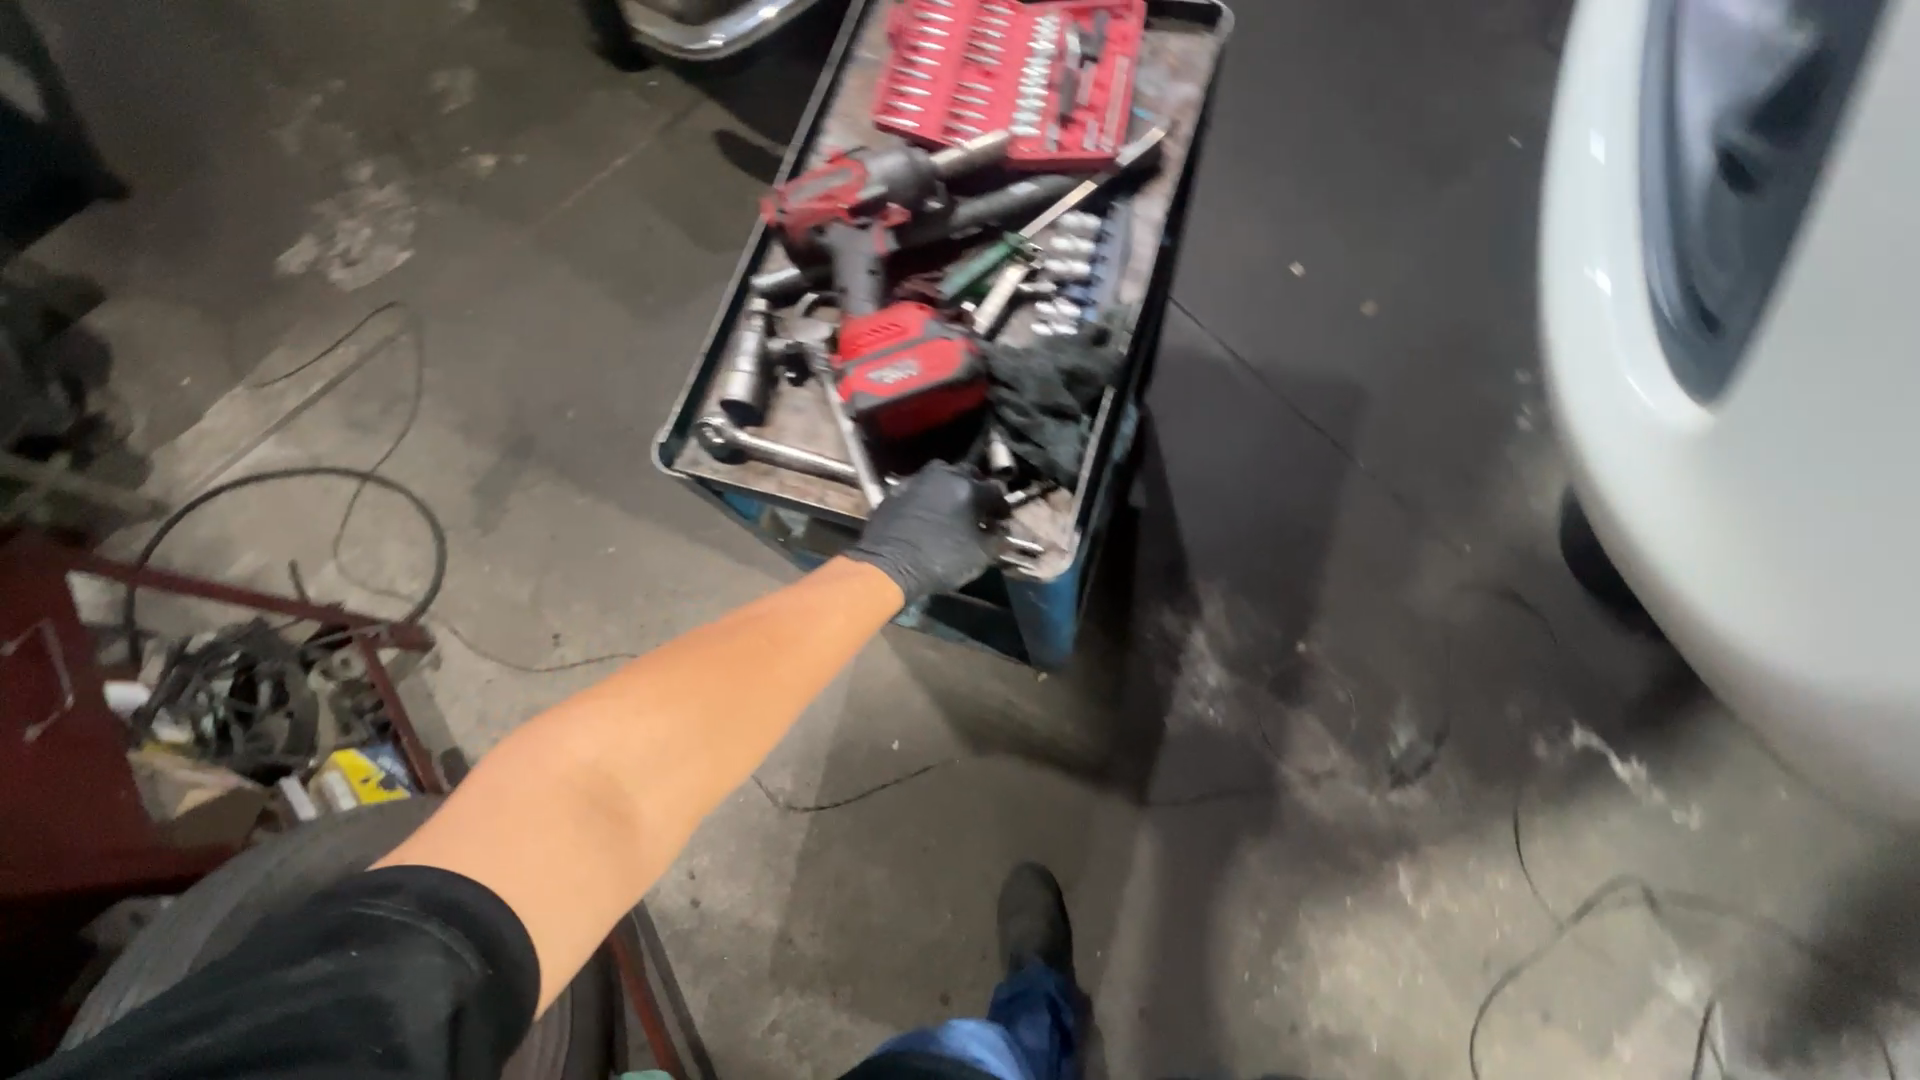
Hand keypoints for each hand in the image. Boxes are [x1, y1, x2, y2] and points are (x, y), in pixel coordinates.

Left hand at [843, 462, 1009, 604]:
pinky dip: (926, 496)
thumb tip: (1002, 528)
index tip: (1000, 520)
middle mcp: (944, 476)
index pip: (996, 489)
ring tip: (951, 506)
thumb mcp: (979, 556)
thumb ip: (997, 538)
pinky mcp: (895, 491)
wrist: (888, 566)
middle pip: (968, 473)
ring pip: (941, 474)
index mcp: (969, 488)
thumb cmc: (940, 560)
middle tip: (977, 509)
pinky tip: (925, 512)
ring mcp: (917, 481)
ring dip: (950, 486)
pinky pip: (918, 488)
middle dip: (976, 488)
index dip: (1001, 506)